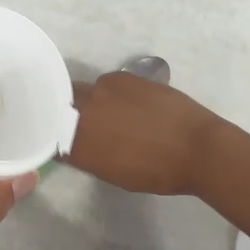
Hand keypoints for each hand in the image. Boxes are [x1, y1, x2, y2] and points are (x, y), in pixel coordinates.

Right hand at [66, 71, 225, 196]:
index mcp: (79, 135)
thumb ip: (84, 154)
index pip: (52, 130)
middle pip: (63, 104)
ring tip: (112, 117)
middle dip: (67, 114)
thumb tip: (69, 145)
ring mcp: (104, 87)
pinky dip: (111, 94)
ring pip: (86, 92)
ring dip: (91, 103)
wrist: (197, 147)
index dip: (53, 132)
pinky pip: (107, 84)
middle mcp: (84, 106)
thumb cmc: (156, 171)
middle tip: (85, 128)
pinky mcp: (124, 76)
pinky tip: (130, 107)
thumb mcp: (112, 172)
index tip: (59, 138)